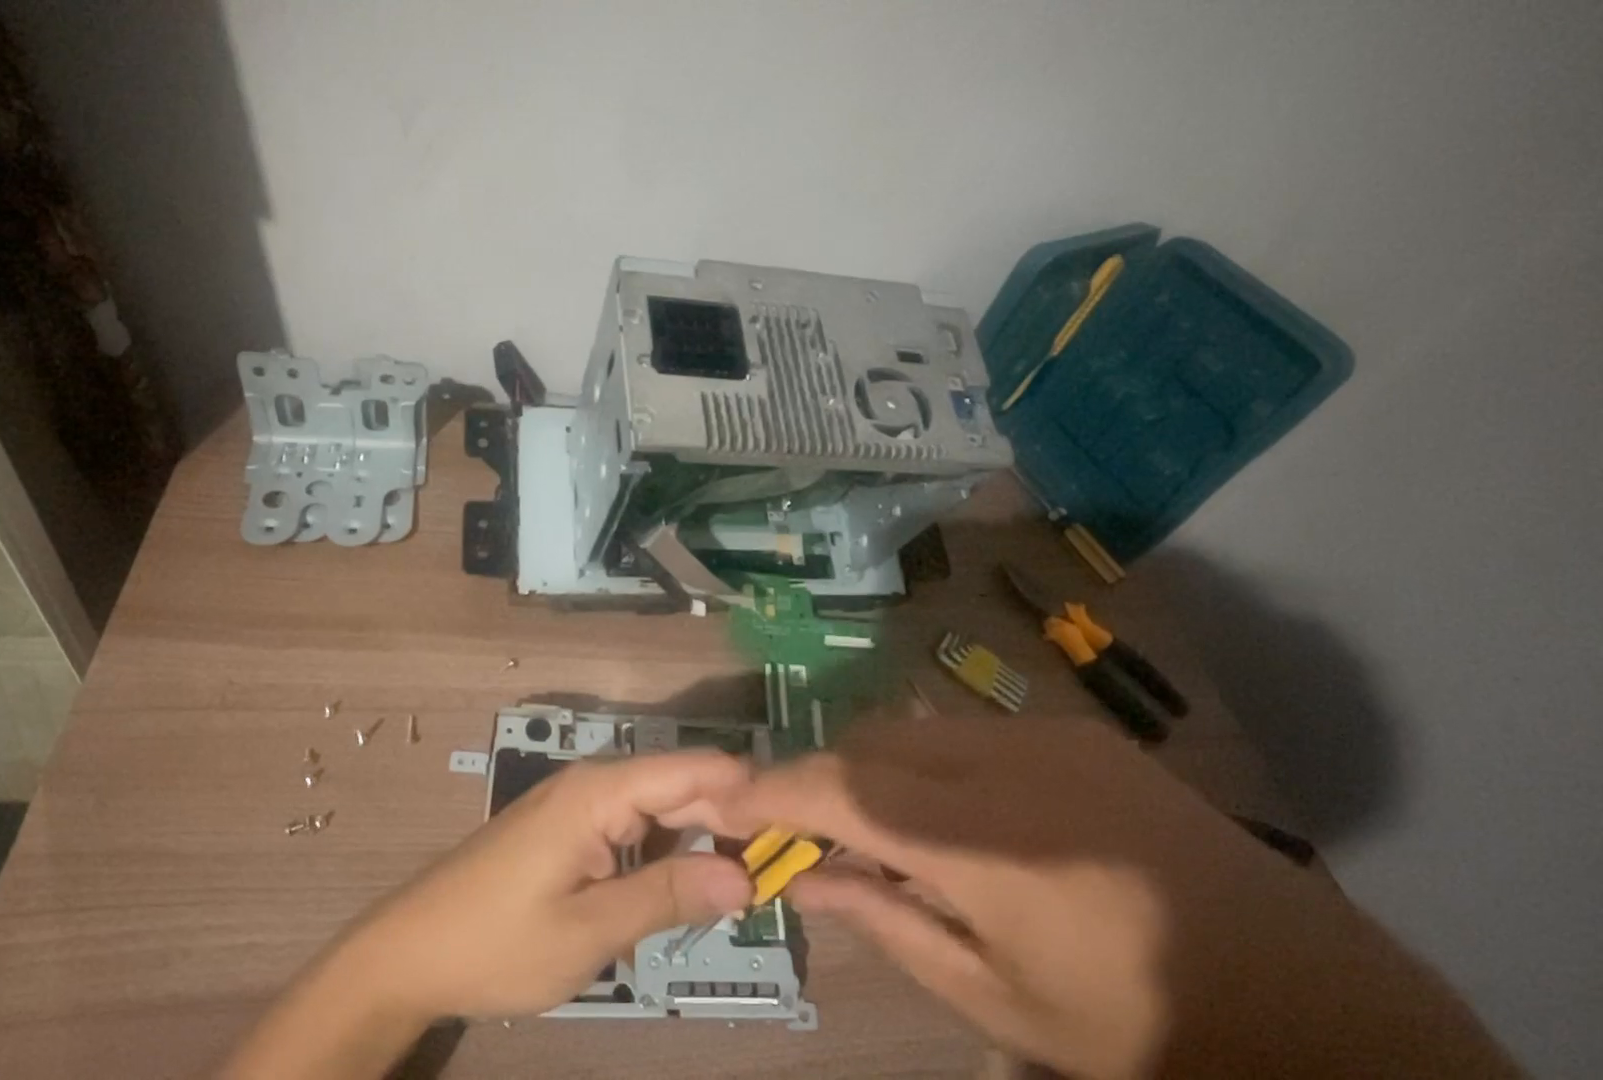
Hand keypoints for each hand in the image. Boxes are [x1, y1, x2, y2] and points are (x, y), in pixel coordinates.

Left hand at [224, 750, 752, 1078]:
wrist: (407, 956)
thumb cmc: (496, 943)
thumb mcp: (590, 930)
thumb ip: (669, 894)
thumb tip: (748, 876)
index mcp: (599, 792)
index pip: (697, 768)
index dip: (751, 795)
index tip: (796, 836)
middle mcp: (593, 784)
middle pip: (683, 786)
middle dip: (732, 823)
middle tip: (781, 874)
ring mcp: (579, 807)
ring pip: (662, 809)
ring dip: (702, 842)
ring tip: (748, 885)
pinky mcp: (569, 831)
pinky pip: (634, 829)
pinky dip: (667, 854)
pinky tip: (689, 887)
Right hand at [719, 716, 1514, 1079]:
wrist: (1303, 990)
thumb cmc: (1134, 1020)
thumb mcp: (993, 995)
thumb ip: (886, 921)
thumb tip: (803, 879)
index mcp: (982, 843)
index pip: (839, 790)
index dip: (770, 791)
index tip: (722, 802)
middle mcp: (1006, 764)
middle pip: (869, 743)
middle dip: (816, 778)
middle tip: (799, 831)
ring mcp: (1048, 736)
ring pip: (914, 727)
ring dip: (871, 766)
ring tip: (873, 829)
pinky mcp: (1078, 732)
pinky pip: (967, 729)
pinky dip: (926, 760)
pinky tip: (946, 812)